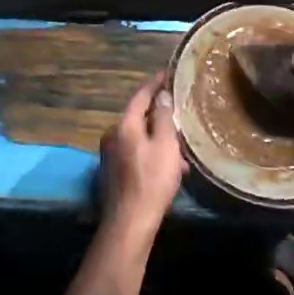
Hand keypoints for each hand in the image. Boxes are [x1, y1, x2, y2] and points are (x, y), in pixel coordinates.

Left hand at [97, 72, 184, 232]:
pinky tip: (171, 169)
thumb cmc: (152, 180)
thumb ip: (164, 118)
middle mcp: (113, 135)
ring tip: (182, 152)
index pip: (140, 95)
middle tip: (182, 115)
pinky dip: (153, 155)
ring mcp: (110, 154)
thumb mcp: (166, 146)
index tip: (168, 73)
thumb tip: (161, 96)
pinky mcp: (114, 171)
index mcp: (124, 125)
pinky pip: (137, 153)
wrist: (130, 222)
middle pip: (140, 117)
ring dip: (161, 141)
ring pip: (140, 138)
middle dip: (162, 117)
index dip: (155, 83)